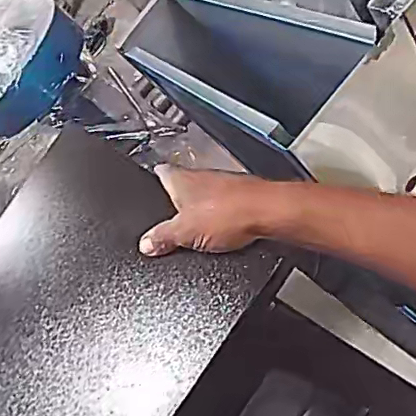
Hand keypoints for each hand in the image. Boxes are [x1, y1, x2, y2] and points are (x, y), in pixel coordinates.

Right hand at [139, 166, 286, 255]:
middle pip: (183, 186)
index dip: (154, 179)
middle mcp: (203, 176)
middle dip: (178, 203)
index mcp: (181, 179)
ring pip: (207, 197)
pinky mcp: (243, 197)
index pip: (161, 172)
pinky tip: (224, 232)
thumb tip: (146, 243)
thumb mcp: (184, 232)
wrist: (269, 212)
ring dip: (203, 211)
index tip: (150, 185)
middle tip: (172, 220)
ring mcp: (225, 185)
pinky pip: (227, 208)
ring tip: (199, 230)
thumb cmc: (230, 212)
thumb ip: (162, 237)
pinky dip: (223, 218)